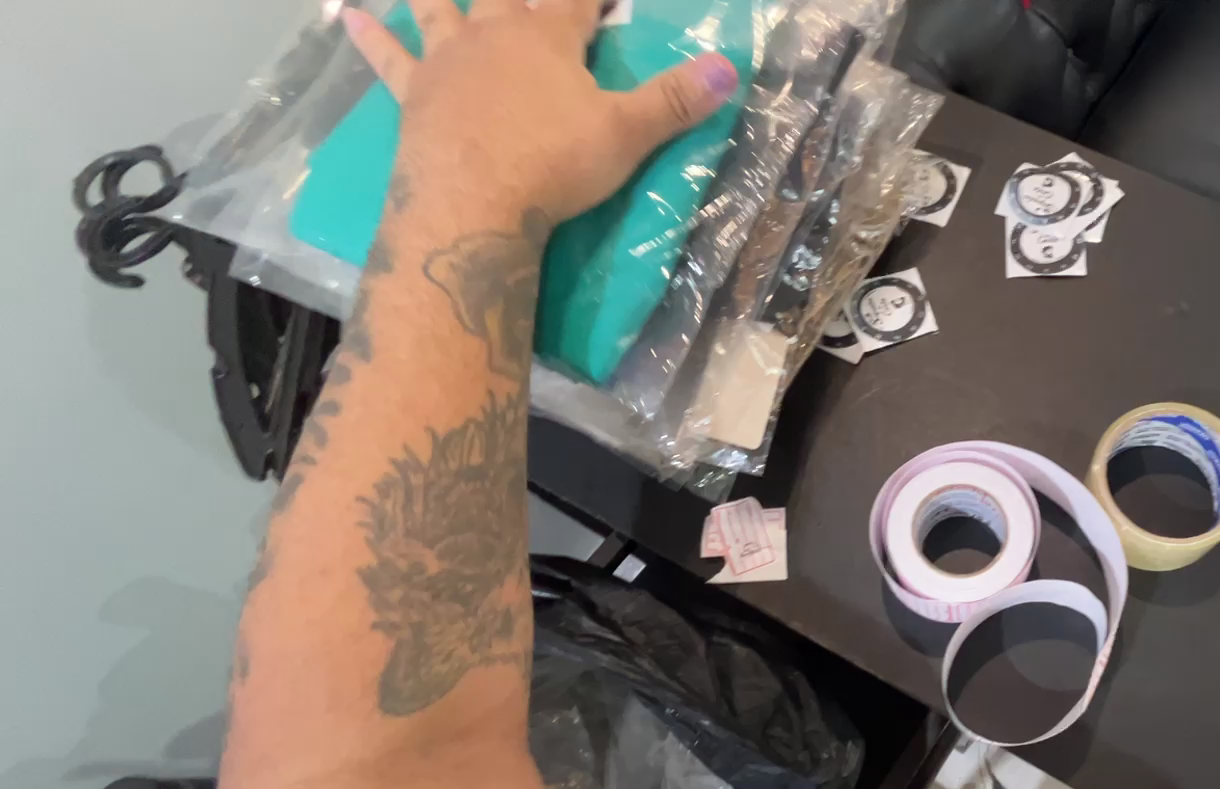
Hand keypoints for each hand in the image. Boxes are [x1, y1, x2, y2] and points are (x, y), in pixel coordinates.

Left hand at [341, 0, 737, 224]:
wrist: (477, 197)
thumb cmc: (557, 161)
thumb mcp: (628, 133)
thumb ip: (674, 101)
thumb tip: (728, 69)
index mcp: (548, 40)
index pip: (577, 0)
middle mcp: (494, 36)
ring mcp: (449, 61)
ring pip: (438, 7)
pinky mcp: (417, 95)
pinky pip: (390, 59)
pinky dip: (371, 37)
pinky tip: (349, 17)